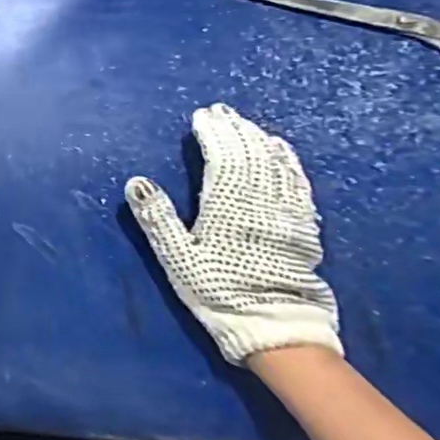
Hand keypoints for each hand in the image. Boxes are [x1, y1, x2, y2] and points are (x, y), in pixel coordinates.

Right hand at [123, 103, 341, 364]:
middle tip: (222, 111)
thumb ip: (157, 217)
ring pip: (276, 169)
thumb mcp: (177, 257)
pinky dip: (288, 165)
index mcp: (227, 210)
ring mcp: (286, 217)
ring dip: (261, 143)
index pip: (222, 162)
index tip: (202, 117)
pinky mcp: (303, 229)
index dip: (213, 136)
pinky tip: (282, 153)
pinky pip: (298, 187)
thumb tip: (136, 181)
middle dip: (236, 132)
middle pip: (250, 159)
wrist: (275, 328)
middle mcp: (260, 207)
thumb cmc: (217, 291)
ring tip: (248, 124)